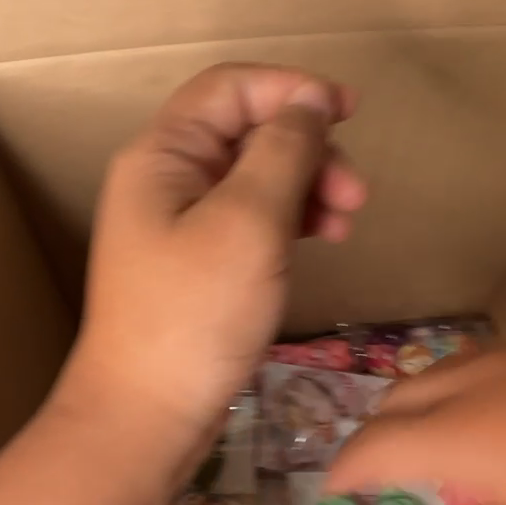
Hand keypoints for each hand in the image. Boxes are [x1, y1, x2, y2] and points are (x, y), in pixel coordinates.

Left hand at [58, 63, 365, 448]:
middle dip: (308, 150)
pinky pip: (253, 220)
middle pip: (248, 134)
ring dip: (308, 187)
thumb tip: (311, 102)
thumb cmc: (195, 315)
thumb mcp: (248, 223)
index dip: (291, 88)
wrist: (148, 415)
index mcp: (163, 155)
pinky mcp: (201, 264)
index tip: (350, 111)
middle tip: (357, 193)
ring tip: (350, 220)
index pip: (230, 89)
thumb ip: (282, 152)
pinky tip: (324, 238)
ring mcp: (183, 225)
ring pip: (257, 179)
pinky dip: (291, 222)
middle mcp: (168, 180)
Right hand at [328, 346, 505, 504]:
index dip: (344, 473)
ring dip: (419, 410)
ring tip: (440, 453)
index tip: (335, 494)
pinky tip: (500, 425)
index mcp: (462, 435)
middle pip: (397, 400)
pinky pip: (482, 363)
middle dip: (376, 438)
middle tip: (384, 478)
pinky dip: (462, 393)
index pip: (373, 448)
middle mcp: (476, 381)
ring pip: (437, 373)